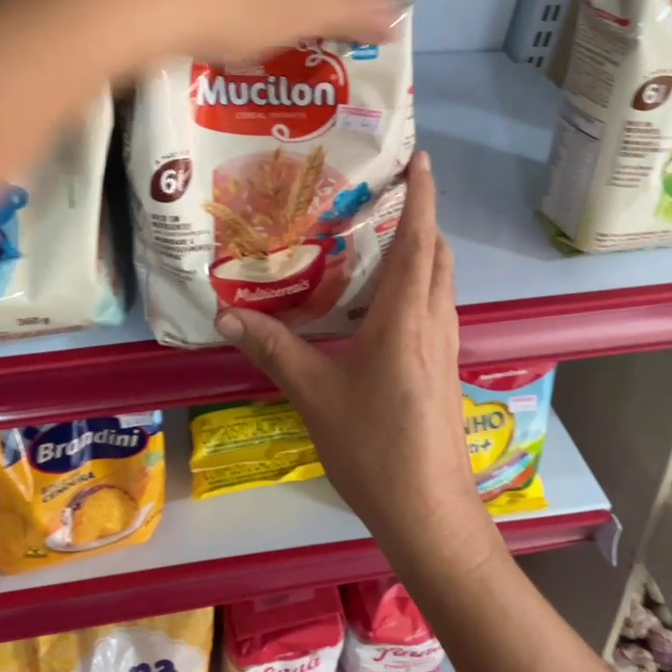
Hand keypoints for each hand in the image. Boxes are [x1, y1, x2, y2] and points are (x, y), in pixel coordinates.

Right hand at [214, 152, 493, 550]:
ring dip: (421, 252)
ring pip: (440, 282)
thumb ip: (272, 348)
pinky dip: (419, 286)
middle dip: (420, 219)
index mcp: (404, 319)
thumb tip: (225, 314)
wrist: (430, 512)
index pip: (417, 242)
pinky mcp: (446, 369)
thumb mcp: (314, 394)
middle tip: (384, 197)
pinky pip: (436, 308)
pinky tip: (384, 304)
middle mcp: (433, 323)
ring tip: (380, 241)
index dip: (422, 197)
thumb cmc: (373, 447)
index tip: (421, 159)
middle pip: (436, 255)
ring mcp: (446, 348)